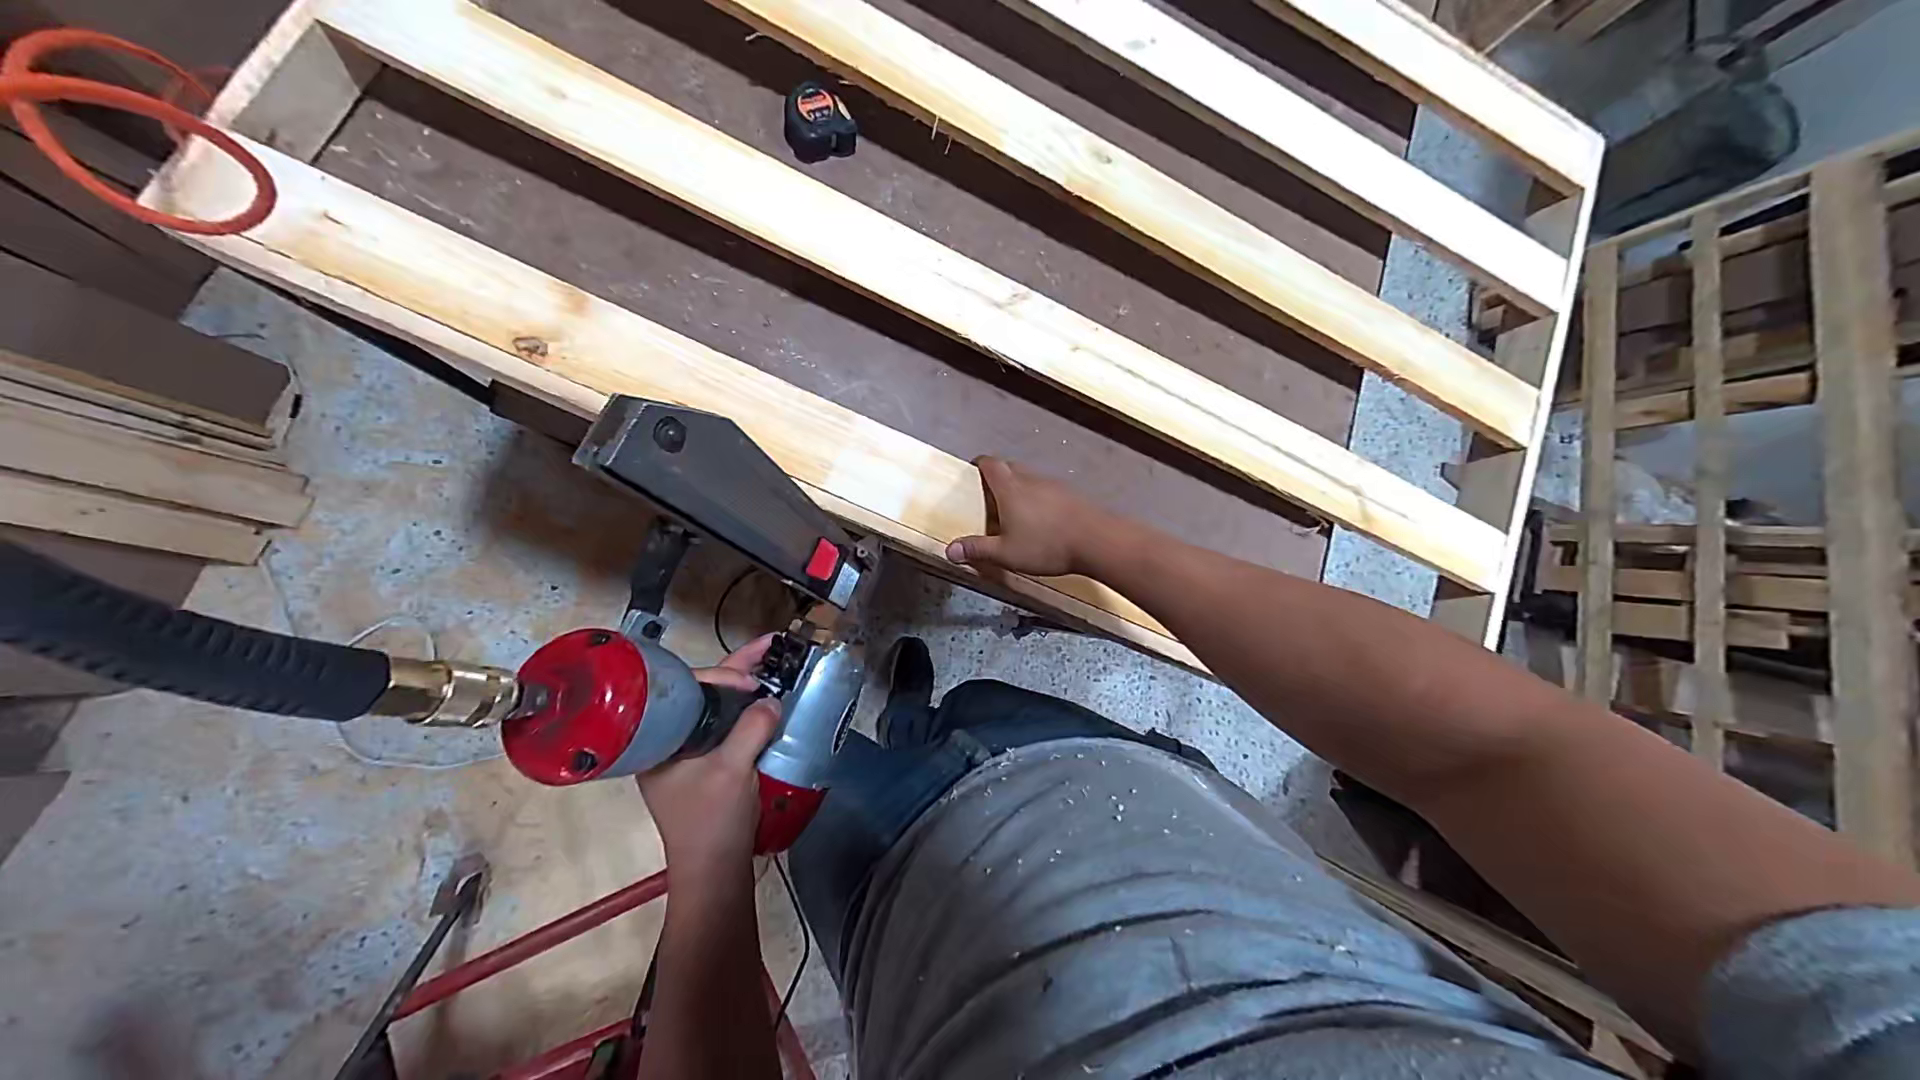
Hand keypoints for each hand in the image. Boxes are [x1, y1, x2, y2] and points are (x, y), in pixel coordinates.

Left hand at [635, 634, 782, 874]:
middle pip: (704, 693)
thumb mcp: (733, 770)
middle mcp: (671, 742)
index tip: (755, 676)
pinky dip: (751, 710)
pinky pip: (729, 726)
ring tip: (776, 664)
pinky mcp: (710, 765)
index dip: (724, 677)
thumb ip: (752, 728)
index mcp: (660, 740)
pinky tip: (771, 703)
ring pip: (718, 708)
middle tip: (773, 647)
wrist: (716, 872)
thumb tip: (773, 701)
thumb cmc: (712, 821)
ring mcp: (691, 754)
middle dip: (739, 670)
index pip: (689, 691)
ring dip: (747, 687)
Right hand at [945, 456, 1117, 576]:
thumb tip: (949, 551)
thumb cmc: (1047, 545)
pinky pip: (1048, 490)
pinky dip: (1039, 499)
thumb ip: (977, 549)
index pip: (990, 464)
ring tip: (1015, 513)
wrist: (1097, 541)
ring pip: (1030, 478)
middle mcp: (1031, 480)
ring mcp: (1054, 485)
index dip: (979, 465)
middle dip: (998, 478)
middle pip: (1010, 467)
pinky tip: (1042, 521)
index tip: (972, 474)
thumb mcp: (1006, 553)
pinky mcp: (1071, 495)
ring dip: (1020, 489)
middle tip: (989, 498)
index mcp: (1010, 488)